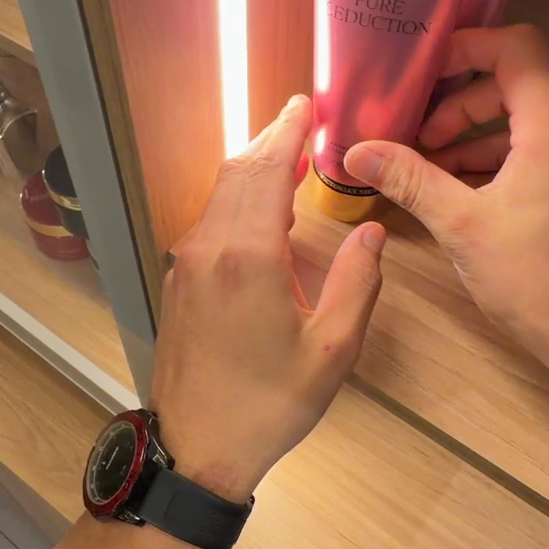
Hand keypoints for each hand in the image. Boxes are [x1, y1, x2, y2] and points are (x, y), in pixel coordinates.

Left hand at [152, 95, 385, 501]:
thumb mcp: (332, 349)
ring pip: (218, 195)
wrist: (196, 446)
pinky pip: (209, 222)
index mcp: (248, 255)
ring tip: (287, 157)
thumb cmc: (269, 402)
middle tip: (301, 120)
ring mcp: (185, 264)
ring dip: (252, 169)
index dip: (288, 131)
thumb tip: (370, 229)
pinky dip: (236, 199)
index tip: (305, 102)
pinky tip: (259, 209)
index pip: (267, 169)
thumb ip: (358, 281)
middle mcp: (208, 247)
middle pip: (238, 172)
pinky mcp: (178, 282)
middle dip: (270, 140)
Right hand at [343, 25, 548, 387]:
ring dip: (476, 143)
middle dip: (459, 108)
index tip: (421, 75)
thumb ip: (409, 179)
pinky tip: (470, 203)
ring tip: (432, 179)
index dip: (466, 48)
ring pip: (528, 128)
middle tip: (417, 145)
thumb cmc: (539, 279)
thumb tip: (357, 151)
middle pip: (516, 88)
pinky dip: (503, 166)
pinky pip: (545, 158)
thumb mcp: (462, 226)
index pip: (516, 48)